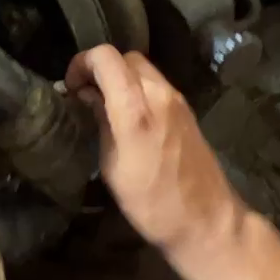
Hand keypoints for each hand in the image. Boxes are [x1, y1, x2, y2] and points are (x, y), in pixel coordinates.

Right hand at [66, 46, 255, 279]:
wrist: (207, 222)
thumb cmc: (152, 204)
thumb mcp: (112, 167)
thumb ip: (100, 122)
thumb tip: (88, 96)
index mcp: (136, 108)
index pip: (106, 57)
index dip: (82, 62)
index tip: (71, 87)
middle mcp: (159, 93)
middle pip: (124, 57)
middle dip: (101, 68)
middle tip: (86, 94)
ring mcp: (176, 99)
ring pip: (141, 67)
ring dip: (120, 77)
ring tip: (105, 104)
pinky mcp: (186, 108)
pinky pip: (155, 83)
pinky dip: (137, 87)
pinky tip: (129, 114)